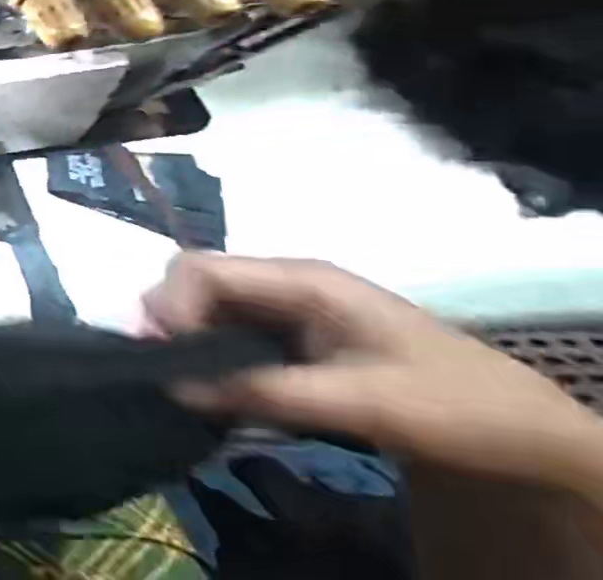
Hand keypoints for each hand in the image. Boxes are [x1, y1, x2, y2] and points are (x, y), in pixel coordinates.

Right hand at [144, 254, 602, 491]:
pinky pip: (231, 329)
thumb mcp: (362, 402)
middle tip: (164, 365)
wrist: (539, 435)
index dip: (171, 304)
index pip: (202, 269)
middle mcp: (285, 281)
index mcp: (301, 278)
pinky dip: (211, 352)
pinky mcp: (294, 333)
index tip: (167, 354)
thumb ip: (265, 391)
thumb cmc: (455, 405)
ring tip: (183, 377)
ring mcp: (290, 306)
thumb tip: (173, 386)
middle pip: (196, 280)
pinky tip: (213, 382)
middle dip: (169, 317)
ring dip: (187, 337)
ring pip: (208, 304)